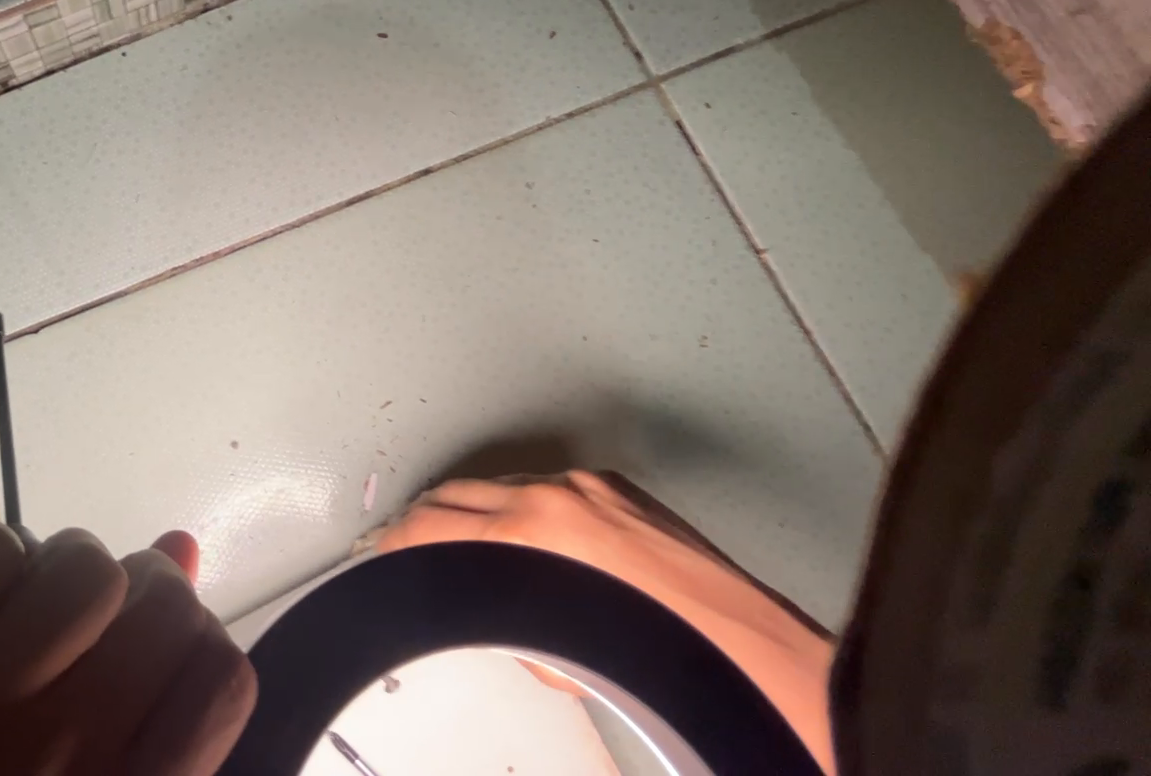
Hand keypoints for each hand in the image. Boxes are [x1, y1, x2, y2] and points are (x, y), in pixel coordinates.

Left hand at [0, 520, 255, 775]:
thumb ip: (163, 694)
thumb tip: (183, 544)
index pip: (222, 677)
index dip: (197, 645)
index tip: (155, 659)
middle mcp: (56, 758)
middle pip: (162, 603)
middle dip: (140, 598)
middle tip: (91, 634)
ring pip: (84, 561)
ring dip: (67, 575)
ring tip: (28, 623)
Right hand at [373, 471, 836, 773]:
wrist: (768, 665)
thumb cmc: (676, 669)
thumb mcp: (560, 655)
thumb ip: (505, 620)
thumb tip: (483, 611)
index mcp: (532, 535)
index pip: (430, 526)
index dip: (397, 543)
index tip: (385, 554)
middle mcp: (555, 497)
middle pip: (452, 494)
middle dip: (423, 521)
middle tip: (409, 548)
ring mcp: (588, 487)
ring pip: (496, 486)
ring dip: (470, 511)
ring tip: (462, 543)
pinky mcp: (615, 488)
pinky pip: (544, 489)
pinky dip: (520, 506)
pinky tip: (524, 536)